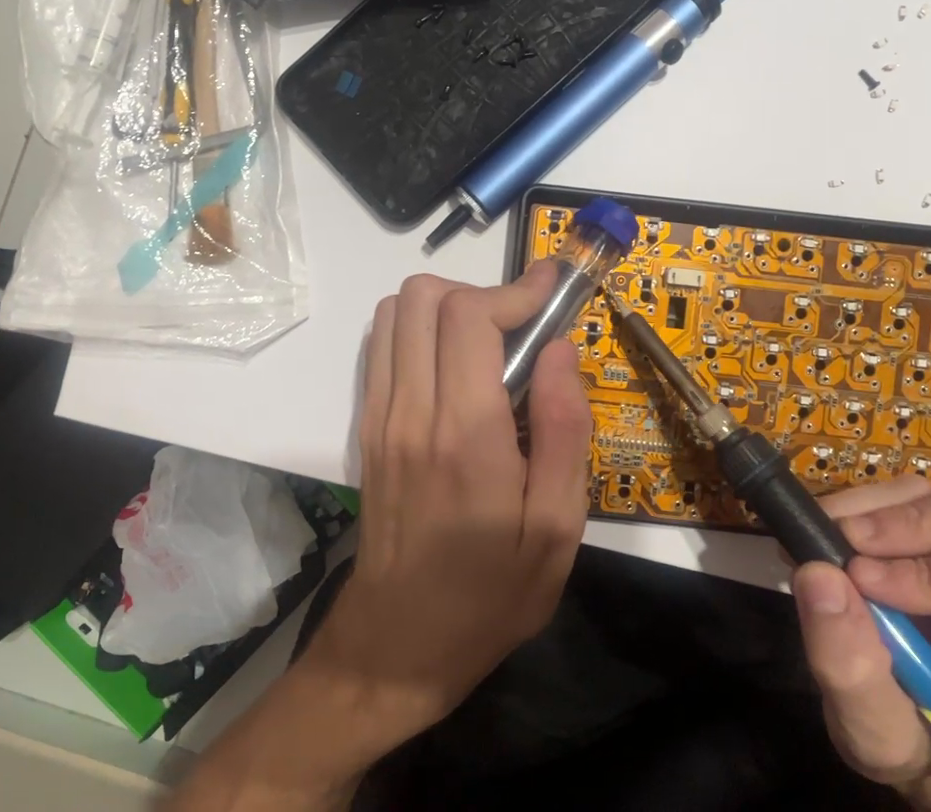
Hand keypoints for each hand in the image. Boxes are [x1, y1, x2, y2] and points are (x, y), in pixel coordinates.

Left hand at [304, 266, 592, 735]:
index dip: (515, 288)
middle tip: (524, 330)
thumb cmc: (490, 596)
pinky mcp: (366, 429)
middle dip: (482, 293)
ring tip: (492, 348)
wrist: (398, 644)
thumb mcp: (555, 531)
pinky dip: (419, 332)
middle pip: (424, 297)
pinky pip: (383, 347)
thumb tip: (561, 350)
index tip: (553, 287)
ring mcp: (379, 417)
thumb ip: (564, 432)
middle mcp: (411, 411)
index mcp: (465, 434)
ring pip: (395, 313)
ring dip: (447, 309)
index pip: (470, 316)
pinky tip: (455, 370)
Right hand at [791, 475, 930, 792]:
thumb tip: (816, 574)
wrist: (901, 724)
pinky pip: (910, 492)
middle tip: (840, 543)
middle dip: (909, 521)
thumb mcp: (873, 733)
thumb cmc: (904, 740)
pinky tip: (830, 540)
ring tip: (821, 544)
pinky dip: (859, 506)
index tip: (859, 581)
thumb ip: (849, 665)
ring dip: (873, 512)